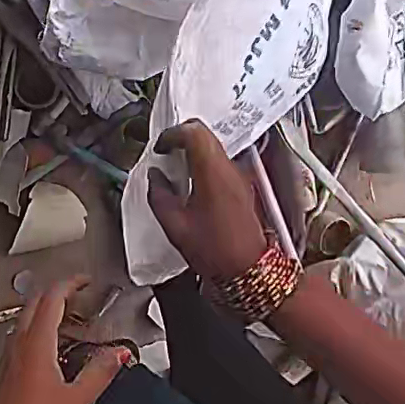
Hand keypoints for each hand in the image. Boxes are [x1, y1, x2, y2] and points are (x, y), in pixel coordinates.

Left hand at [0, 276, 128, 403]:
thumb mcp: (77, 402)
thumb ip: (100, 371)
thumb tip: (117, 354)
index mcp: (34, 347)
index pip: (51, 298)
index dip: (70, 284)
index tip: (84, 282)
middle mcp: (15, 350)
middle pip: (34, 304)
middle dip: (57, 294)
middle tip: (79, 296)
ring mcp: (5, 365)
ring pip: (25, 323)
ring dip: (47, 315)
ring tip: (72, 325)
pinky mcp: (2, 380)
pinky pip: (20, 344)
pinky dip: (39, 336)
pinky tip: (55, 357)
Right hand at [146, 119, 269, 286]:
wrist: (249, 270)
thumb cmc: (216, 251)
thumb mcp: (176, 226)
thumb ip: (159, 196)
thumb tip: (155, 179)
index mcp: (213, 173)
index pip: (194, 133)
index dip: (173, 134)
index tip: (161, 146)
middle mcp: (230, 169)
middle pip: (206, 135)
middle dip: (183, 137)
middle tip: (166, 151)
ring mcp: (240, 176)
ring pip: (215, 147)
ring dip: (194, 150)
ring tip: (177, 167)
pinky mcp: (243, 186)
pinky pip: (222, 162)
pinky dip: (205, 163)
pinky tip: (193, 181)